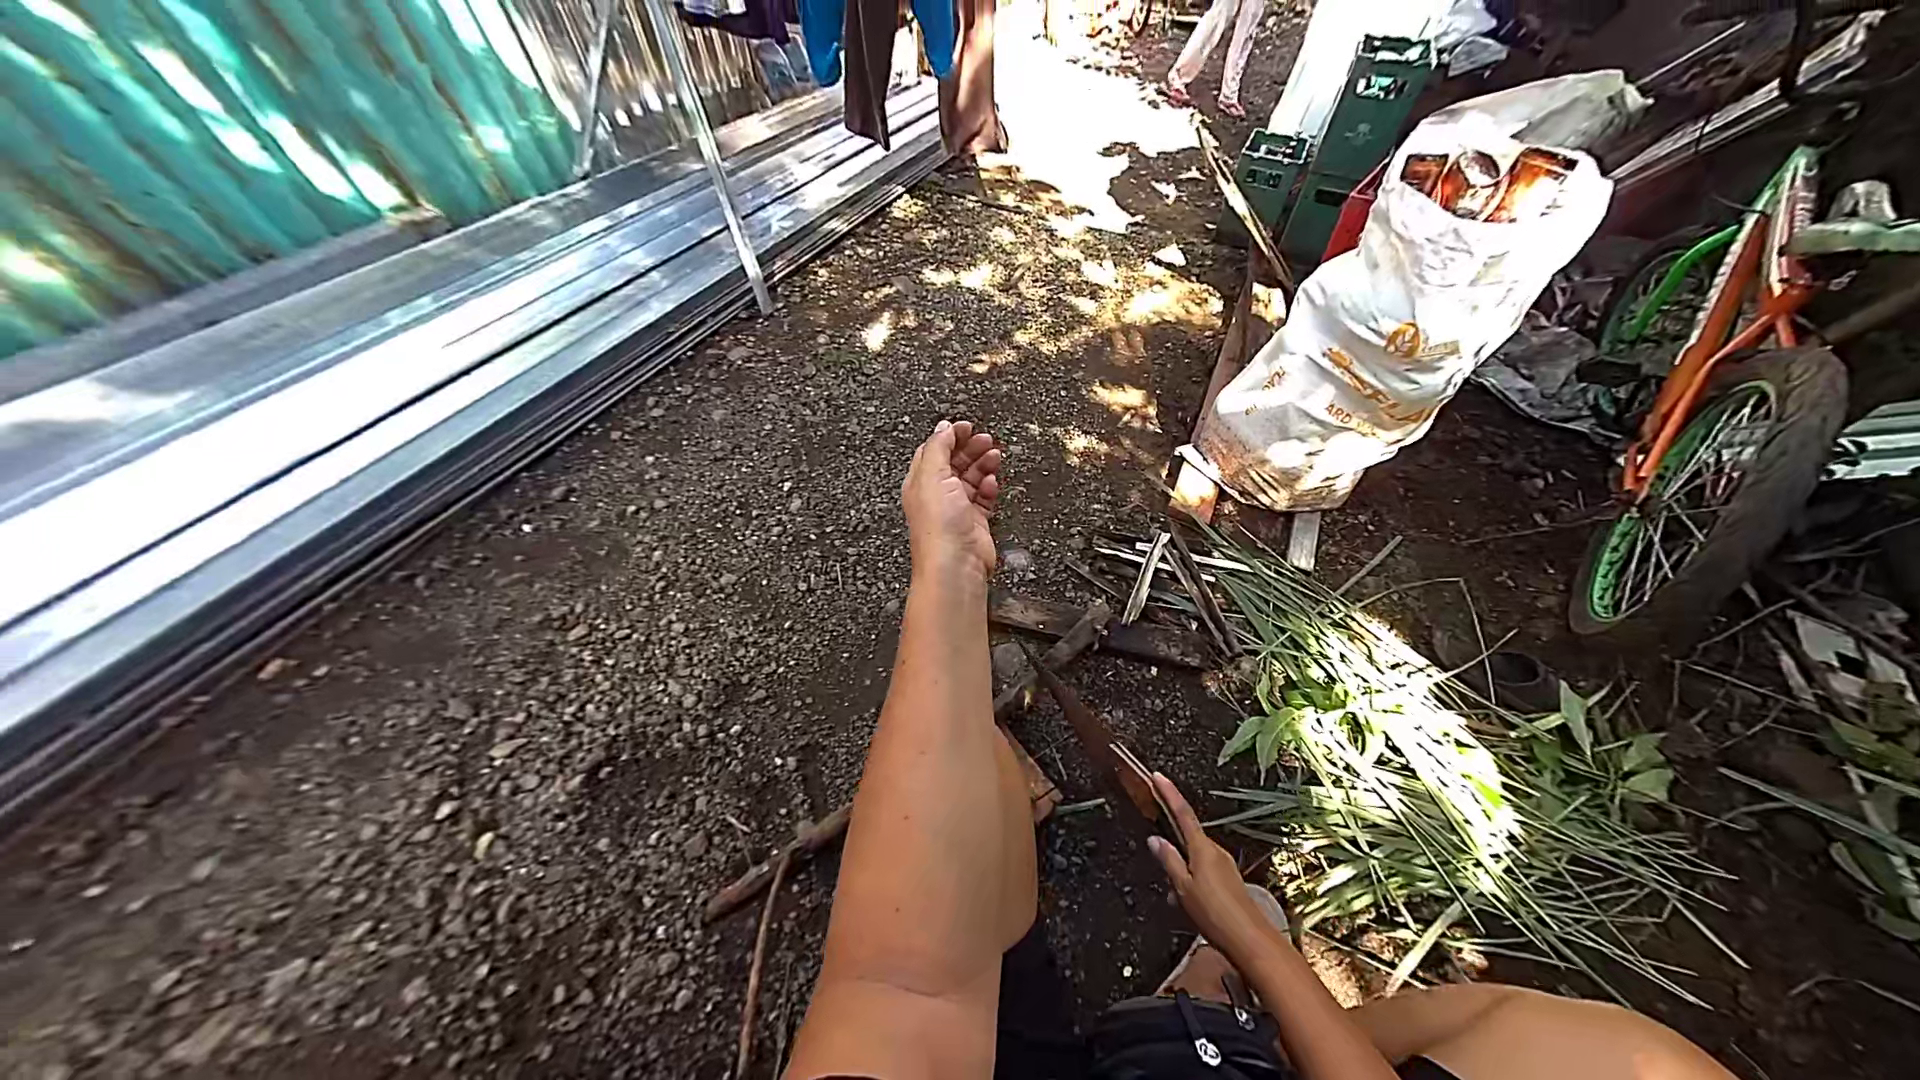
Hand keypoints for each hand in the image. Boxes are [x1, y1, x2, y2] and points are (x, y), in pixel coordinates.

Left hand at [902, 420, 1002, 581]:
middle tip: (986, 439)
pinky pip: (984, 497)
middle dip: (970, 448)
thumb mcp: (932, 475)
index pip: (934, 450)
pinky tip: (992, 481)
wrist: (956, 564)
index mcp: (920, 482)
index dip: (950, 436)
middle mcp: (937, 495)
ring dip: (983, 464)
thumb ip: (938, 447)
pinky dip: (989, 486)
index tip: (967, 426)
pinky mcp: (974, 521)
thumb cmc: (939, 527)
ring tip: (994, 455)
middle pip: (954, 462)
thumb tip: (943, 427)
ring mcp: (956, 508)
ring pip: (971, 478)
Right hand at [1147, 773, 1285, 964]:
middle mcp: (1216, 852)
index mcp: (1202, 849)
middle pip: (1187, 837)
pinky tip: (1187, 903)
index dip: (1168, 793)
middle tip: (1158, 857)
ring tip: (1173, 895)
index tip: (1157, 776)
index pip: (1182, 812)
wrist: (1253, 944)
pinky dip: (1191, 880)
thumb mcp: (1183, 887)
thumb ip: (1168, 860)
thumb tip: (1155, 839)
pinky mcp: (1230, 882)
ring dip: (1180, 869)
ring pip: (1194, 858)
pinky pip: (1204, 871)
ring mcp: (1225, 867)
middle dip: (1171, 844)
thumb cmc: (1216, 915)